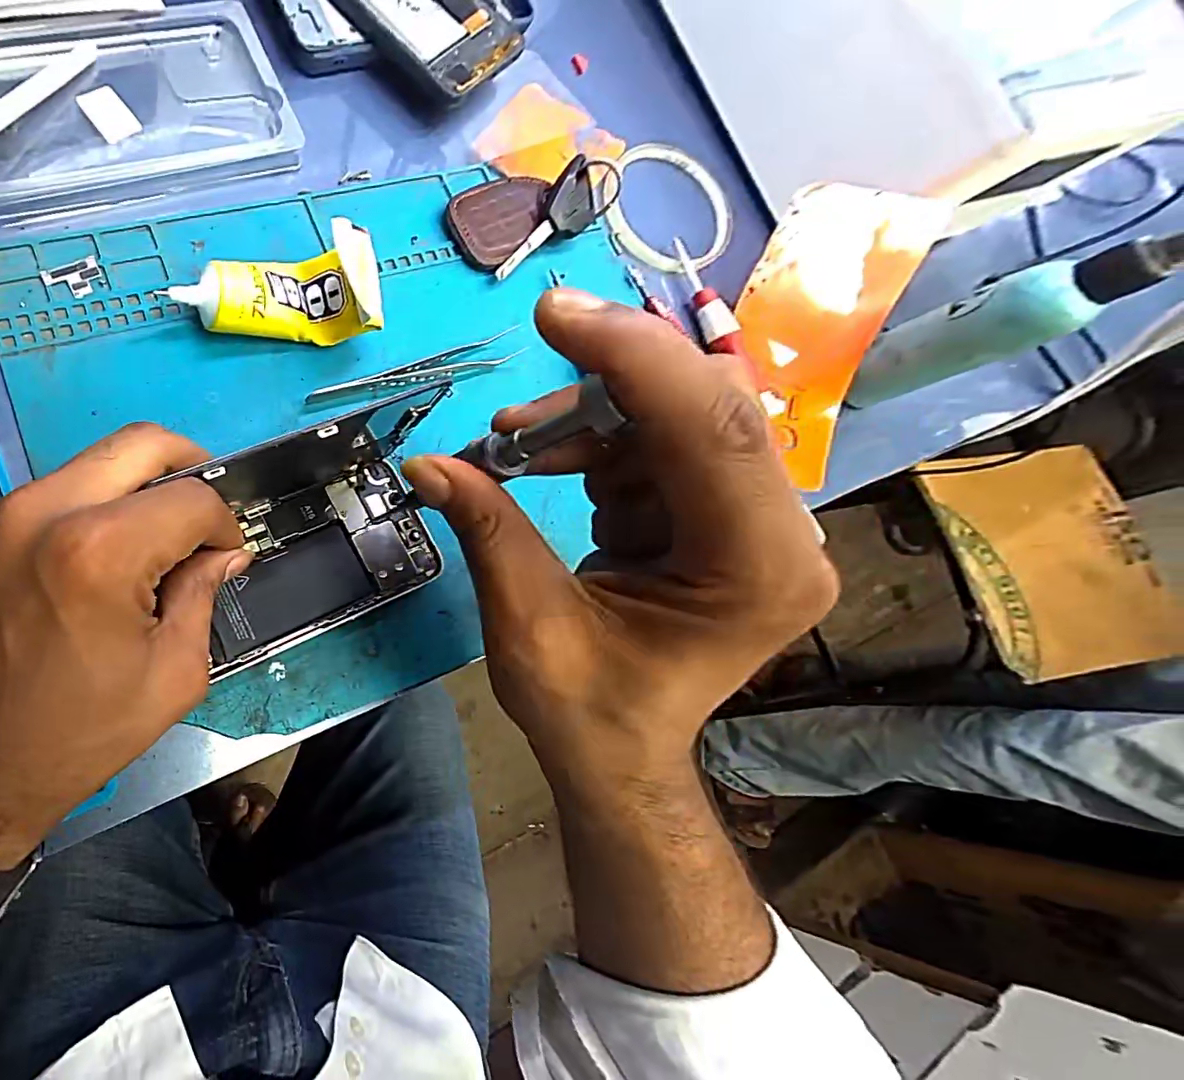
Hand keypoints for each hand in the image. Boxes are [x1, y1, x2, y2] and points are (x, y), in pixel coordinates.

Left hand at [0, 425, 248, 868]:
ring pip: (93, 463)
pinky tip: (93, 559)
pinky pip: (50, 494)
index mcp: (99, 551)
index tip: (225, 553)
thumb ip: (204, 594)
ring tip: (149, 541)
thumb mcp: (172, 674)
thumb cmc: (80, 735)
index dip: (224, 523)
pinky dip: (87, 509)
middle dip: (189, 467)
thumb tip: (222, 552)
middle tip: (202, 514)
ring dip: (135, 490)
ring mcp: (0, 515)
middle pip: (140, 442)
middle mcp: (43, 510)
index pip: (191, 498)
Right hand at [402, 289, 836, 789]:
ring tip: (508, 449)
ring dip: (584, 421)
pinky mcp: (710, 515)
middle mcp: (774, 532)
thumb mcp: (525, 625)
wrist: (617, 753)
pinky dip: (588, 445)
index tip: (554, 315)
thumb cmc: (583, 710)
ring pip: (668, 421)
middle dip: (604, 384)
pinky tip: (539, 465)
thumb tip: (425, 464)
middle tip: (519, 388)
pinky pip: (650, 447)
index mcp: (753, 568)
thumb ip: (488, 531)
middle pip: (700, 410)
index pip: (709, 431)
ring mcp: (747, 521)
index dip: (632, 359)